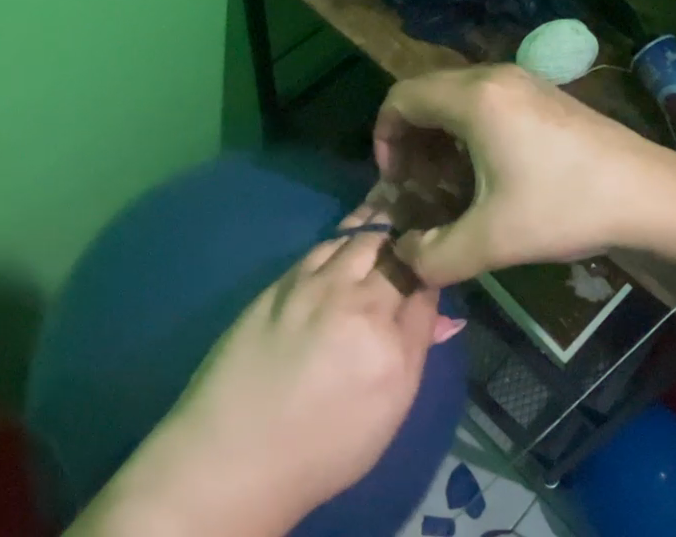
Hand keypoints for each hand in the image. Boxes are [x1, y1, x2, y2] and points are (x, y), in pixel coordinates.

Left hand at [164, 230, 442, 528]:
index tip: (438, 256)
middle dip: (405, 235)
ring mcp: (309, 286)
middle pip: (387, 247)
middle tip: (416, 229)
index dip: (432, 262)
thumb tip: (440, 307)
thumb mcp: (390, 406)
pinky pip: (319, 249)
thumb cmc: (325, 446)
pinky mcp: (278, 285)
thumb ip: (416, 345)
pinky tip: (345, 245)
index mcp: (383, 332)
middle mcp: (349, 298)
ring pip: (352, 239)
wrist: (235, 456)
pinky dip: (340, 241)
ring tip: (386, 220)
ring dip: (373, 228)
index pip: (421, 277)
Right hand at [370, 64, 671, 285]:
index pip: (401, 98)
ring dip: (441, 137)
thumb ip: (433, 255)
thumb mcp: (492, 241)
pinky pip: (486, 101)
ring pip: (457, 98)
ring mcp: (523, 81)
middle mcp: (493, 77)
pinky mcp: (544, 94)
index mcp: (474, 98)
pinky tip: (487, 174)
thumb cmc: (565, 207)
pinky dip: (470, 130)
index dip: (385, 139)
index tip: (396, 183)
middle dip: (411, 140)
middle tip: (419, 188)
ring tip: (451, 186)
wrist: (648, 193)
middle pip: (427, 93)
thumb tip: (404, 255)